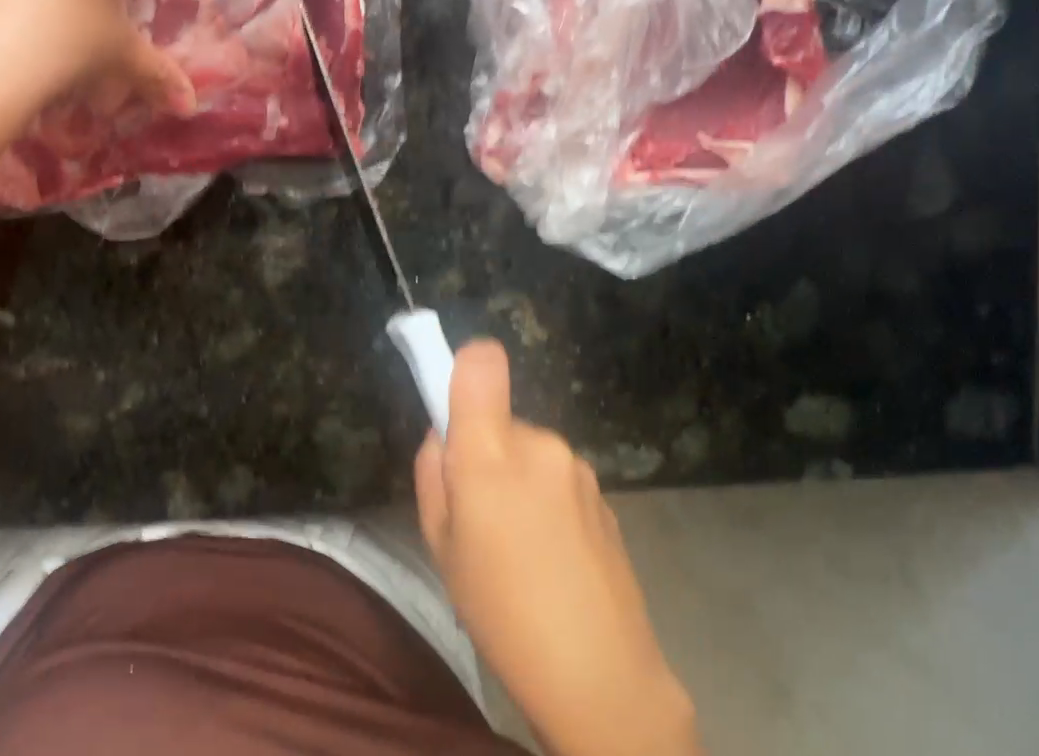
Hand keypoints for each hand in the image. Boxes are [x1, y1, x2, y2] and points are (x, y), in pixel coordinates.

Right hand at [415, 342, 702, 755]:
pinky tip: (546, 558)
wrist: (600, 674)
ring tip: (512, 546)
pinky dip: (541, 502)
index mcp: (491, 453)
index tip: (447, 397)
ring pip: (527, 453)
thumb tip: (444, 439)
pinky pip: (555, 480)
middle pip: (497, 420)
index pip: (482, 365)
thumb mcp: (437, 541)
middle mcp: (542, 447)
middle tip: (474, 515)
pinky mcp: (605, 499)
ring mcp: (581, 472)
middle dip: (480, 451)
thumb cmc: (497, 608)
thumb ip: (432, 474)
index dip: (460, 365)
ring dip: (513, 480)